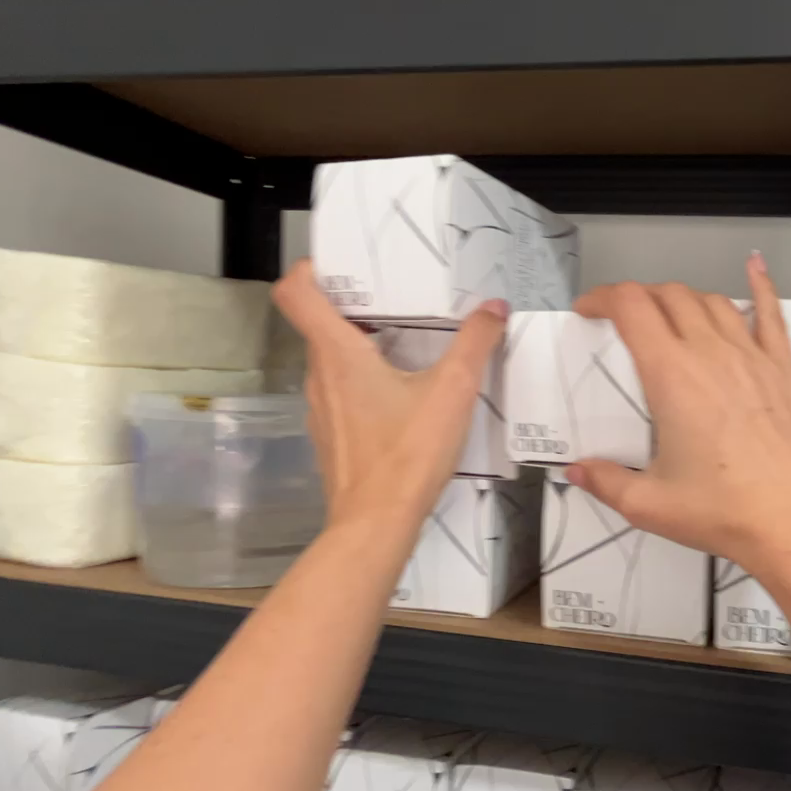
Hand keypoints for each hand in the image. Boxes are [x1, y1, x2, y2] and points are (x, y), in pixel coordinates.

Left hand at [272, 259, 505, 531]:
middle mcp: (319, 376)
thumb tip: (494, 308)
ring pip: (332, 365)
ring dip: (361, 352)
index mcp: (337, 353)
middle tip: (396, 307)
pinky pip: (341, 398)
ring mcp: (320, 411)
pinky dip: (364, 388)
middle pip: (320, 327)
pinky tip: (402, 405)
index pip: (296, 292)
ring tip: (405, 354)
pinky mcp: (331, 439)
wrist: (377, 522)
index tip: (343, 268)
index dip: (311, 269)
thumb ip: (475, 343)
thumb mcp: (454, 391)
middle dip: (354, 311)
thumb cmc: (408, 451)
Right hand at [568, 254, 790, 575]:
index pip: (631, 306)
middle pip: (669, 296)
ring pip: (713, 301)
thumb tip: (579, 472)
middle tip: (623, 319)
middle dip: (639, 297)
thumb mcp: (651, 505)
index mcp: (672, 376)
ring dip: (683, 298)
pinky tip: (756, 266)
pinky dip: (761, 285)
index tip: (589, 309)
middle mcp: (712, 354)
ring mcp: (753, 357)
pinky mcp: (784, 371)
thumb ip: (607, 482)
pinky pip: (772, 315)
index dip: (603, 297)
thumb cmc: (728, 512)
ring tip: (669, 313)